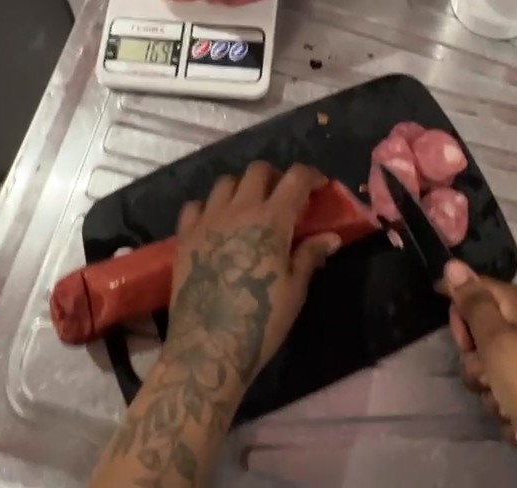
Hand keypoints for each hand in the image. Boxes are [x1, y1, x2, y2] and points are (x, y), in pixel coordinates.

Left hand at [164, 162, 342, 394]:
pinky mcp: (185, 236)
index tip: (319, 185)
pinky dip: (209, 206)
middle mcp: (239, 209)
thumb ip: (310, 255)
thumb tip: (331, 237)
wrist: (209, 347)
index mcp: (271, 219)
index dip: (310, 175)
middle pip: (258, 170)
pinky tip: (216, 223)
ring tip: (250, 208)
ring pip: (225, 182)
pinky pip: (195, 206)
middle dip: (275, 177)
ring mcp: (208, 220)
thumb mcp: (295, 290)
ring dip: (242, 188)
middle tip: (284, 198)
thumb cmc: (261, 320)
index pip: (295, 178)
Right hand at [444, 260, 516, 456]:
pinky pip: (510, 392)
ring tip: (506, 407)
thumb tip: (453, 264)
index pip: (474, 287)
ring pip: (492, 368)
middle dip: (475, 360)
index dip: (457, 308)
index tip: (460, 340)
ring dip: (491, 391)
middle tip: (485, 375)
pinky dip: (510, 408)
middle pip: (481, 332)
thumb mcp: (495, 340)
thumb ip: (473, 302)